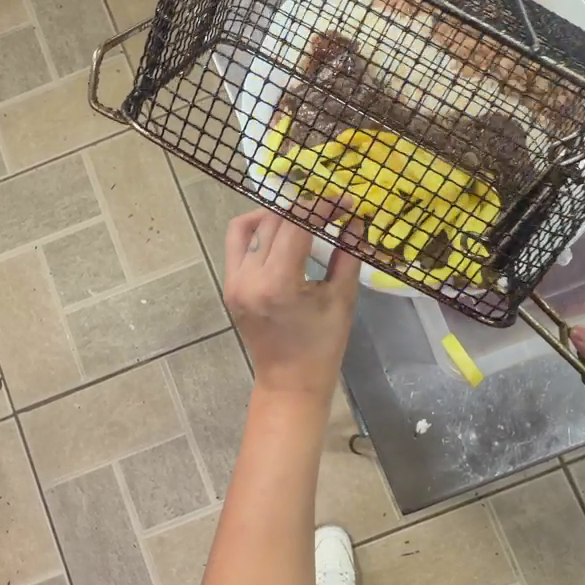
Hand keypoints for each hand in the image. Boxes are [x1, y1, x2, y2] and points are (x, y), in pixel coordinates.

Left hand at [223, 208, 359, 403]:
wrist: (289, 382)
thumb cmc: (322, 347)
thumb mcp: (342, 299)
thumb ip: (347, 255)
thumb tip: (355, 220)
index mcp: (278, 284)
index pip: (296, 226)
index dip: (322, 207)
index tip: (345, 203)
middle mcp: (248, 279)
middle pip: (272, 222)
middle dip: (303, 208)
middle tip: (330, 207)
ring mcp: (233, 282)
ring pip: (249, 227)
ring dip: (277, 215)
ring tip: (304, 215)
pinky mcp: (229, 285)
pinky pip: (236, 243)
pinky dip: (256, 229)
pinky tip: (279, 230)